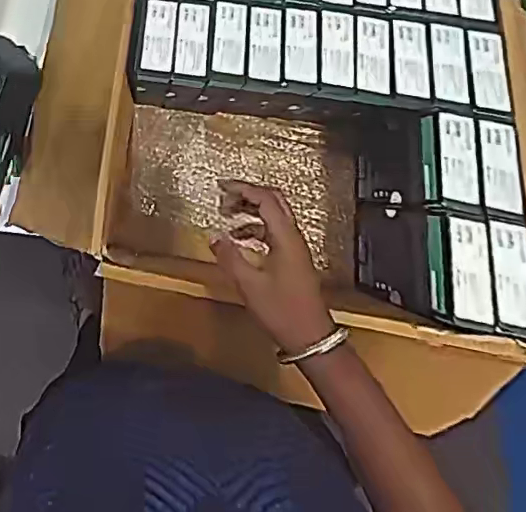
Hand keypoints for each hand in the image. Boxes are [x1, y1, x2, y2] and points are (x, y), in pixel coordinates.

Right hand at [208, 180, 337, 355]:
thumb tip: (214, 236)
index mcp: (285, 236)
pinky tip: (240, 239)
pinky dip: (256, 227)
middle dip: (248, 194)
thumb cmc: (282, 311)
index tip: (223, 188)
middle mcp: (293, 236)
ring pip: (274, 215)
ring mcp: (295, 247)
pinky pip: (274, 231)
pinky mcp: (293, 258)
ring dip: (251, 211)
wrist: (311, 337)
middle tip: (226, 197)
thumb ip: (230, 258)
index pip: (265, 199)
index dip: (243, 189)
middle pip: (273, 201)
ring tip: (229, 216)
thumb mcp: (250, 285)